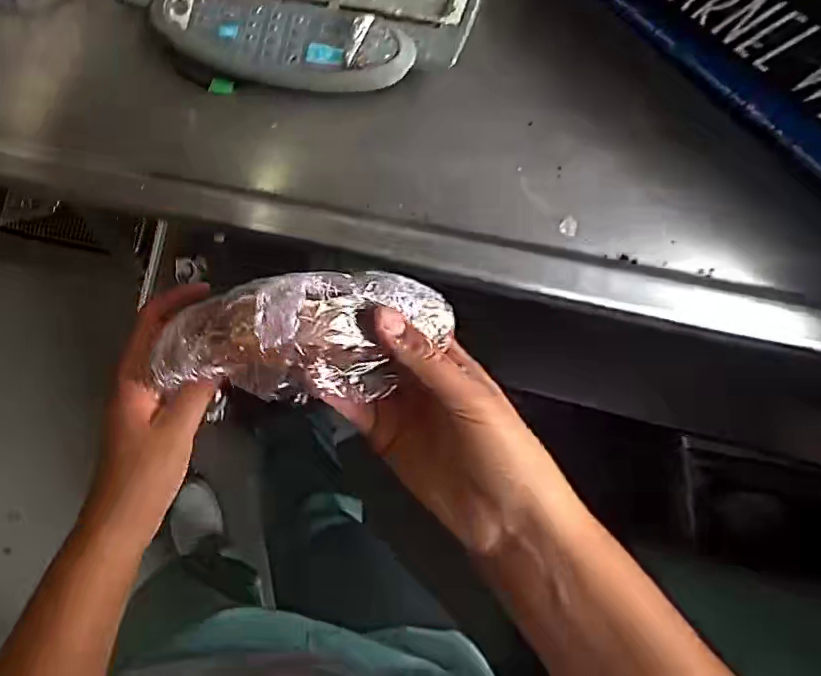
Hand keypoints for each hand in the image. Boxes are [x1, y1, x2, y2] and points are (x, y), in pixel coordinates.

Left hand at [84, 282, 218, 535]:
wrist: (117, 523)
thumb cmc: (141, 478)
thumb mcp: (176, 430)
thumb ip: (197, 390)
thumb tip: (218, 358)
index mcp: (130, 376)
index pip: (148, 321)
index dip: (174, 299)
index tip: (204, 291)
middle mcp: (129, 380)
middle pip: (154, 333)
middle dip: (185, 316)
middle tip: (220, 312)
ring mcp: (135, 398)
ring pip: (161, 355)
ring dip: (187, 340)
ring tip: (219, 336)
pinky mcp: (143, 414)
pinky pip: (166, 376)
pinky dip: (187, 365)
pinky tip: (209, 373)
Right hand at [326, 307, 579, 557]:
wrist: (513, 527)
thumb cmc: (510, 454)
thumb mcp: (470, 396)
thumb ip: (424, 358)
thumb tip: (385, 318)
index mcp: (446, 359)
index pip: (406, 324)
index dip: (379, 309)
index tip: (346, 294)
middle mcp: (419, 378)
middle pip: (378, 347)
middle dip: (349, 332)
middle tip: (317, 316)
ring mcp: (401, 407)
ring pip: (361, 374)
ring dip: (336, 360)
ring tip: (308, 342)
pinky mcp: (385, 437)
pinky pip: (355, 409)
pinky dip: (334, 394)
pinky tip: (316, 379)